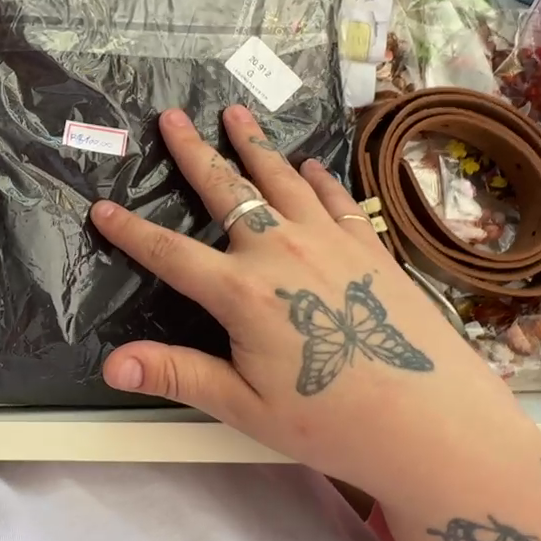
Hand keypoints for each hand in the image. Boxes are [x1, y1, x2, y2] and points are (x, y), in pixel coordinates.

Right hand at [92, 105, 524, 493]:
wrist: (439, 426)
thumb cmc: (333, 423)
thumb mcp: (244, 407)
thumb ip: (177, 373)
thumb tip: (110, 365)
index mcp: (242, 292)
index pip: (170, 252)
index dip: (131, 231)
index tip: (101, 208)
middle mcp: (280, 251)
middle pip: (225, 191)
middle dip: (194, 151)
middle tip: (173, 116)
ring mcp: (329, 242)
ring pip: (280, 180)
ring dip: (254, 145)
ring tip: (235, 114)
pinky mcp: (369, 247)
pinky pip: (336, 198)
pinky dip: (317, 177)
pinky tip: (308, 165)